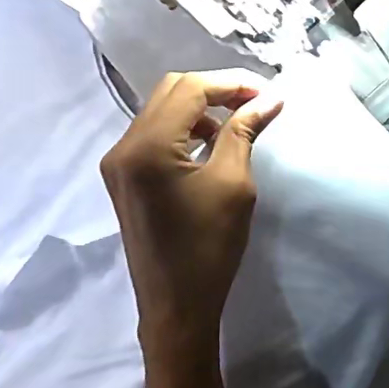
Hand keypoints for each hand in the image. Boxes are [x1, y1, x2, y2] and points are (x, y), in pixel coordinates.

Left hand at [101, 70, 282, 356]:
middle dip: (216, 90)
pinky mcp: (124, 177)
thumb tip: (268, 99)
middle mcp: (123, 146)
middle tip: (256, 102)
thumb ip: (244, 132)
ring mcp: (119, 162)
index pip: (190, 89)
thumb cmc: (209, 247)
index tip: (268, 93)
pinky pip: (155, 135)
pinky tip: (213, 144)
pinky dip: (186, 129)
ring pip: (162, 110)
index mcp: (147, 147)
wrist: (175, 304)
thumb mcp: (234, 184)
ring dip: (201, 108)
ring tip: (239, 122)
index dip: (231, 83)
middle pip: (171, 91)